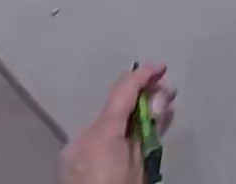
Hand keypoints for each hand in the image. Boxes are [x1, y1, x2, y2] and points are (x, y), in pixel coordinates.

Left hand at [59, 64, 176, 183]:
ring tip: (153, 118)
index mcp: (101, 132)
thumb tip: (162, 98)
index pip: (125, 89)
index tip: (163, 68)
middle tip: (165, 94)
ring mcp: (73, 148)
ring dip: (128, 116)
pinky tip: (130, 138)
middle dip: (140, 96)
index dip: (145, 75)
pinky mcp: (70, 163)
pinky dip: (114, 133)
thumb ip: (149, 130)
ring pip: (105, 121)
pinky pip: (96, 138)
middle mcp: (83, 133)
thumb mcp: (141, 168)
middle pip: (114, 103)